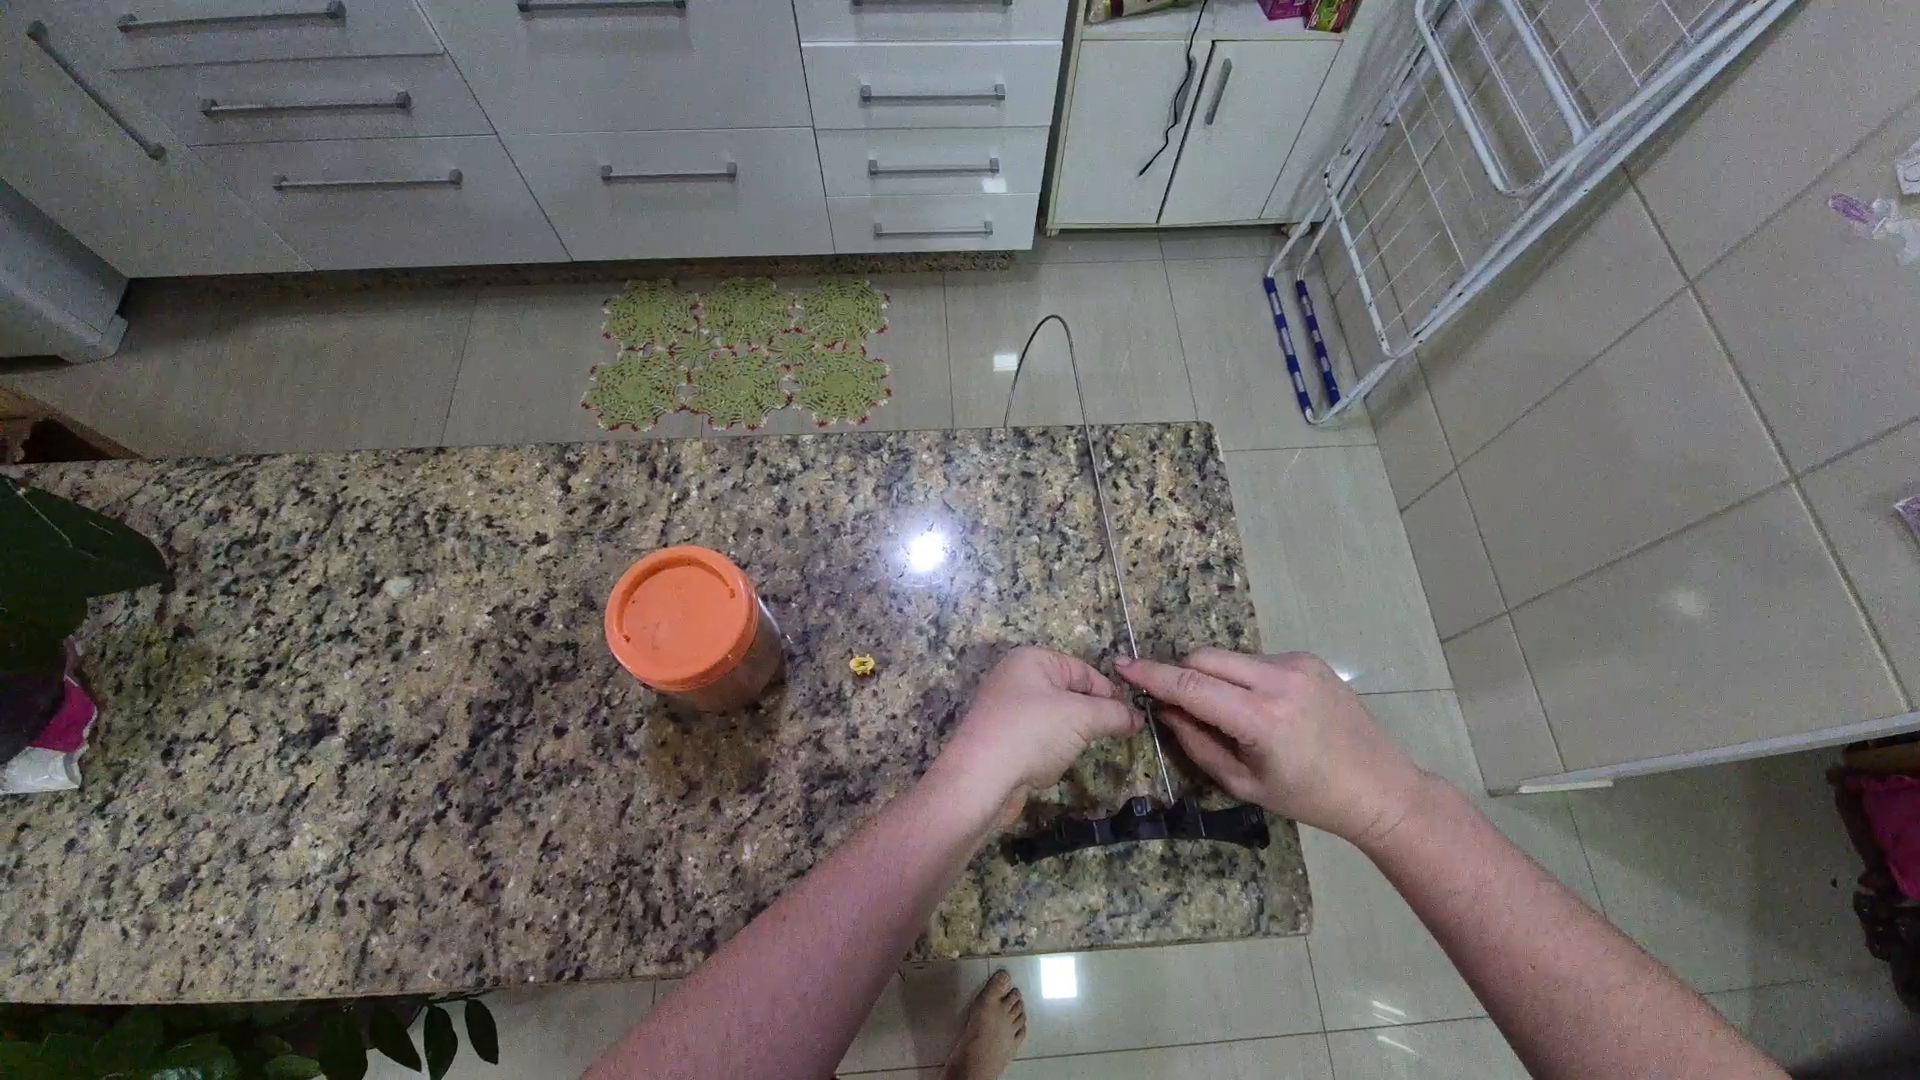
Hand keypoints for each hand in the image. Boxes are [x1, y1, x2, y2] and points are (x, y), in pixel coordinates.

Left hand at [937, 647, 1143, 813]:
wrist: (981, 779)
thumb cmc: (1032, 733)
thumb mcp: (1082, 717)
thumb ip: (1113, 714)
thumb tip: (1136, 718)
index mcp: (1032, 660)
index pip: (1083, 670)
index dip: (1108, 693)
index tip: (1130, 718)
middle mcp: (1016, 678)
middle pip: (1069, 693)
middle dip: (1090, 716)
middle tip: (1109, 735)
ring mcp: (1006, 709)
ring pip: (1055, 717)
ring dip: (1070, 736)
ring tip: (1074, 750)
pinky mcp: (1002, 738)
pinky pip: (1037, 737)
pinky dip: (1050, 750)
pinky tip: (1049, 765)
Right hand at [1116, 649, 1428, 847]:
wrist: (1381, 788)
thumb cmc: (1308, 798)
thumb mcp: (1243, 783)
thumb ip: (1197, 742)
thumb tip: (1165, 708)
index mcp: (1262, 719)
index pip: (1191, 686)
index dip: (1152, 675)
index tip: (1123, 666)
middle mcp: (1279, 681)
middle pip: (1204, 658)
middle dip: (1180, 674)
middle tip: (1176, 703)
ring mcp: (1297, 664)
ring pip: (1228, 656)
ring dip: (1213, 677)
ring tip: (1229, 713)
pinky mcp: (1308, 659)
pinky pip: (1254, 660)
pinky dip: (1241, 677)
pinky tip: (1261, 707)